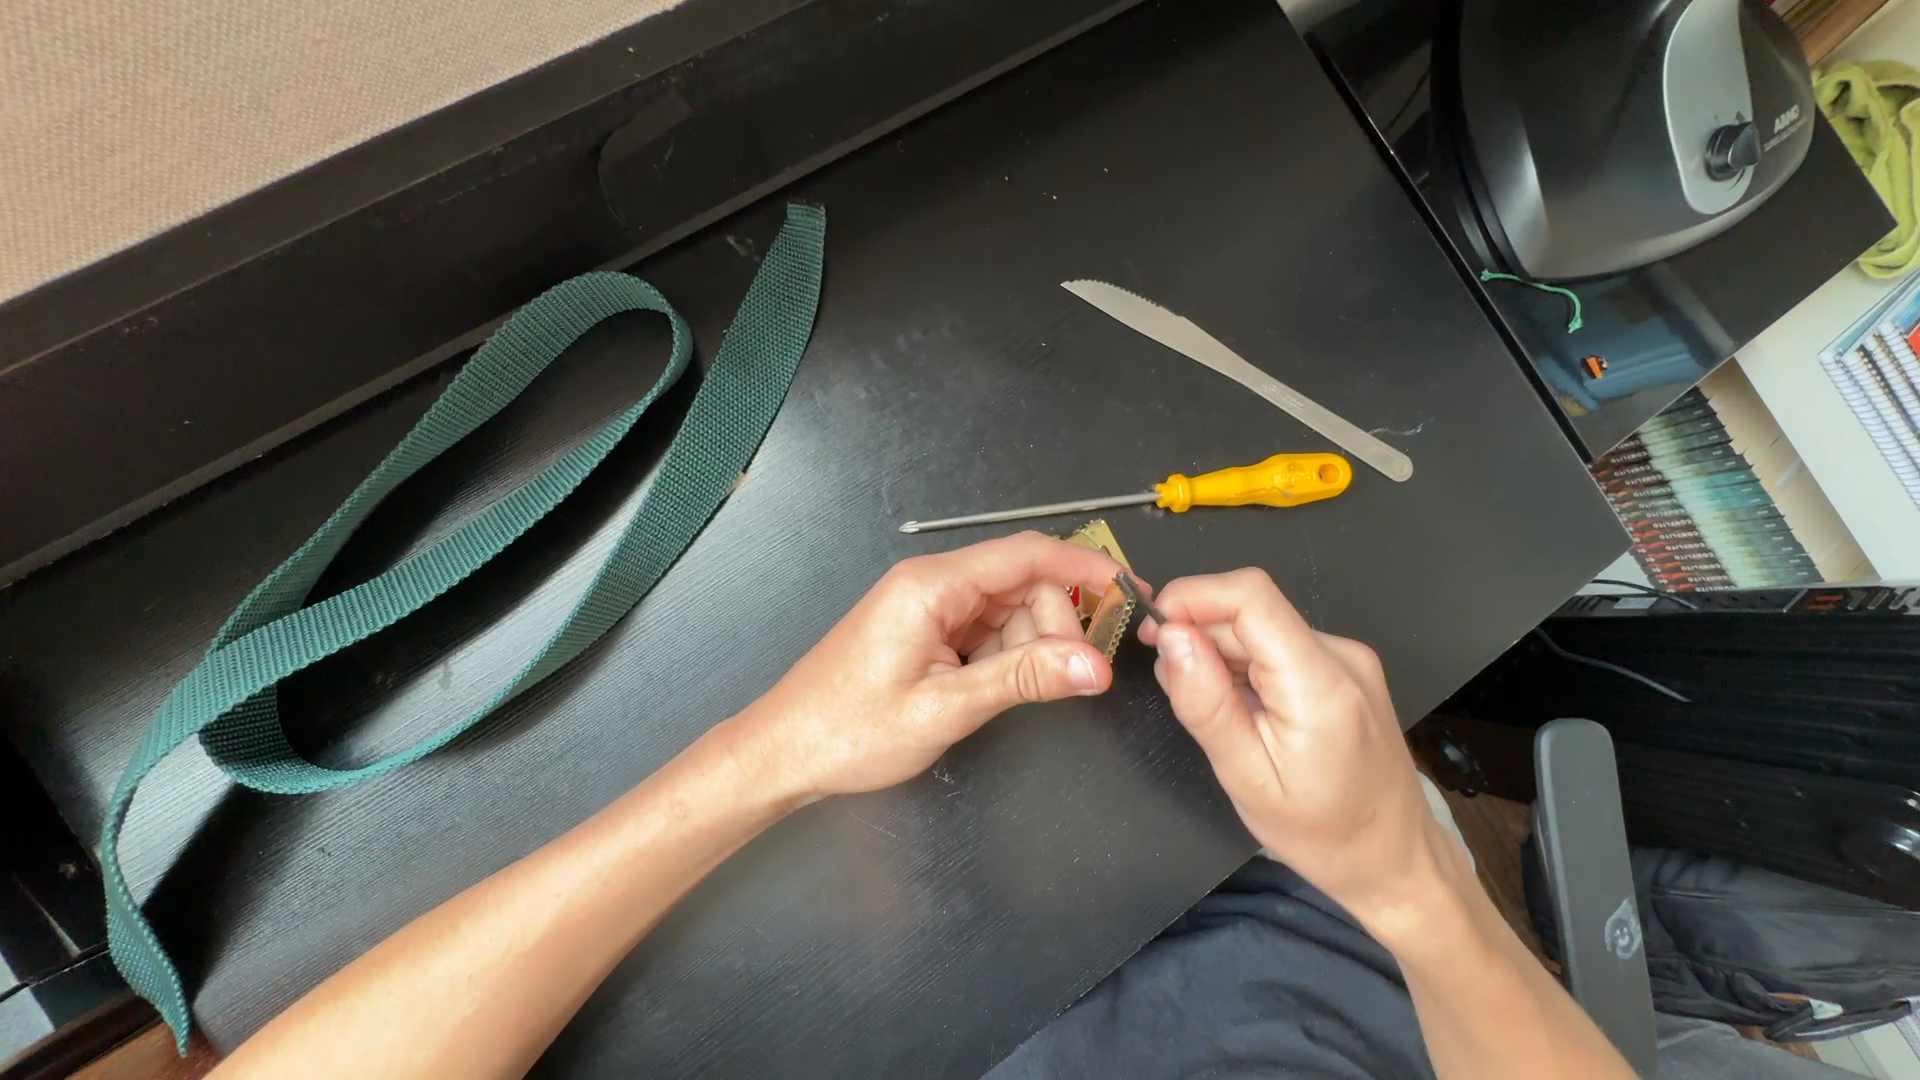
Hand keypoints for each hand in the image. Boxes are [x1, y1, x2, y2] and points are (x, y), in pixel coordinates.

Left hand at [723, 532, 1128, 800]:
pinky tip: (992, 687)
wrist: (784, 752)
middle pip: (1020, 583)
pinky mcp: (923, 630)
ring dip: (1028, 644)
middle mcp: (931, 584)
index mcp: (932, 585)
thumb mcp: (947, 707)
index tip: (1132, 590)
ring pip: (1005, 608)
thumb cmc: (854, 731)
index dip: (1084, 568)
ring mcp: (926, 606)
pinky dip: (1002, 654)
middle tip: (1069, 676)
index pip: (1025, 555)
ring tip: (1015, 691)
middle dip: (1054, 624)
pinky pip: (982, 629)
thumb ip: (1023, 678)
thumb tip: (1097, 666)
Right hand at [1138, 569, 1451, 930]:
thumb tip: (1170, 637)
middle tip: (1179, 692)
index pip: (1250, 595)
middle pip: (1248, 610)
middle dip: (1197, 635)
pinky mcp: (1343, 666)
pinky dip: (1243, 663)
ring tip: (1217, 712)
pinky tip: (1243, 709)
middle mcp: (1340, 654)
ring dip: (1218, 653)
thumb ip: (1205, 703)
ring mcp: (1346, 657)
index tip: (1154, 635)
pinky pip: (1276, 642)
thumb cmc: (1320, 833)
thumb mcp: (1246, 778)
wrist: (1395, 859)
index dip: (1191, 597)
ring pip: (1258, 625)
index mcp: (1320, 683)